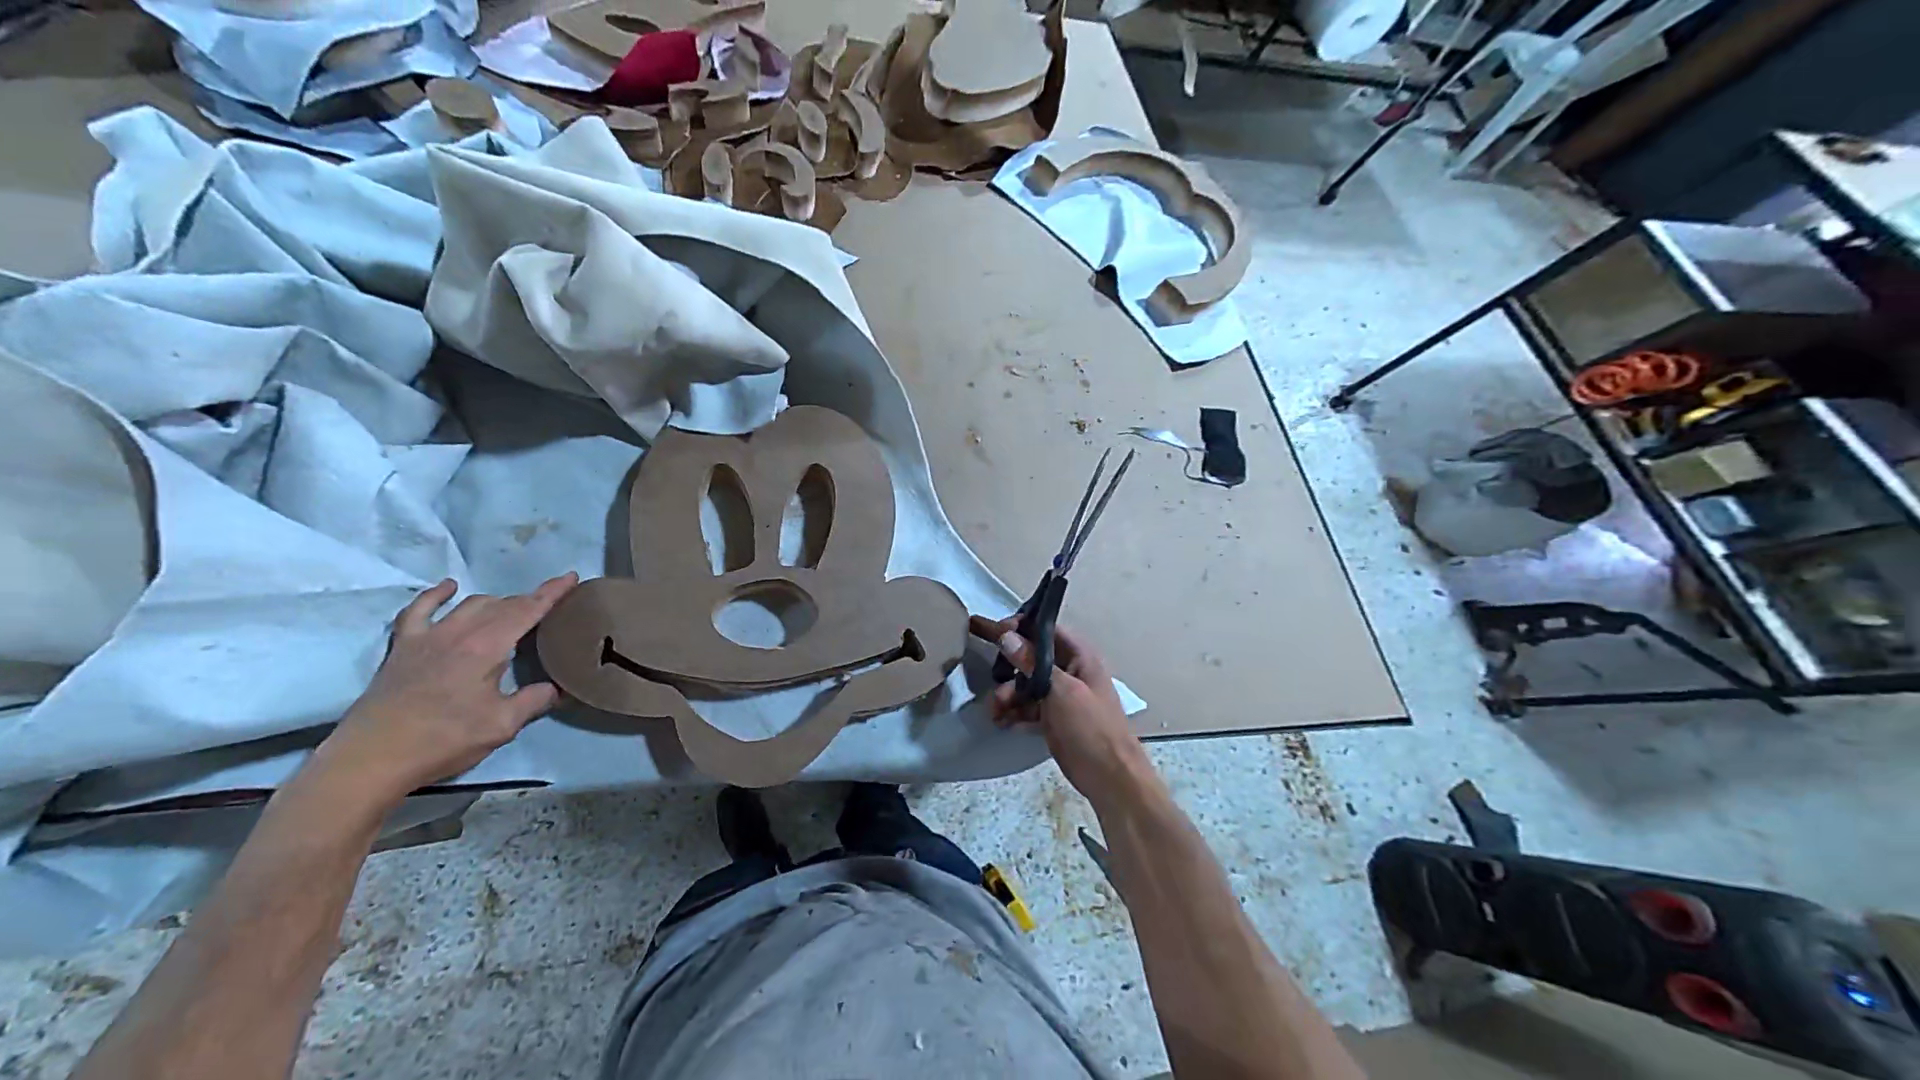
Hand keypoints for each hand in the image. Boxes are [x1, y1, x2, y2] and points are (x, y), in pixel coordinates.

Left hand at [313, 574, 578, 804]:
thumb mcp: (501, 726)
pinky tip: (448, 588)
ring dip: (495, 603)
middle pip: (502, 605)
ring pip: (469, 605)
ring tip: (510, 610)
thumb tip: (558, 689)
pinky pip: (419, 610)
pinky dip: (436, 595)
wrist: (371, 759)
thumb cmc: (443, 740)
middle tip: (549, 608)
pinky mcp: (402, 648)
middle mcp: (459, 632)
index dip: (552, 593)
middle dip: (528, 601)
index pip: (528, 610)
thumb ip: (533, 701)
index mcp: (488, 647)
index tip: (571, 577)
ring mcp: (427, 637)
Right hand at [969, 614, 1151, 806]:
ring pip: (1028, 685)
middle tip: (994, 678)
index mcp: (1081, 657)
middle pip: (1033, 658)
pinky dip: (1015, 712)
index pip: (1047, 630)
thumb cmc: (1091, 727)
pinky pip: (1029, 708)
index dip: (1022, 629)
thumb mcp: (1061, 691)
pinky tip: (1002, 722)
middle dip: (1010, 667)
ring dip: (1008, 694)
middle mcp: (1071, 672)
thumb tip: (1007, 636)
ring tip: (995, 710)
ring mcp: (1062, 697)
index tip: (998, 634)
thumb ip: (1033, 663)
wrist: (1111, 778)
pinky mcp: (1054, 719)